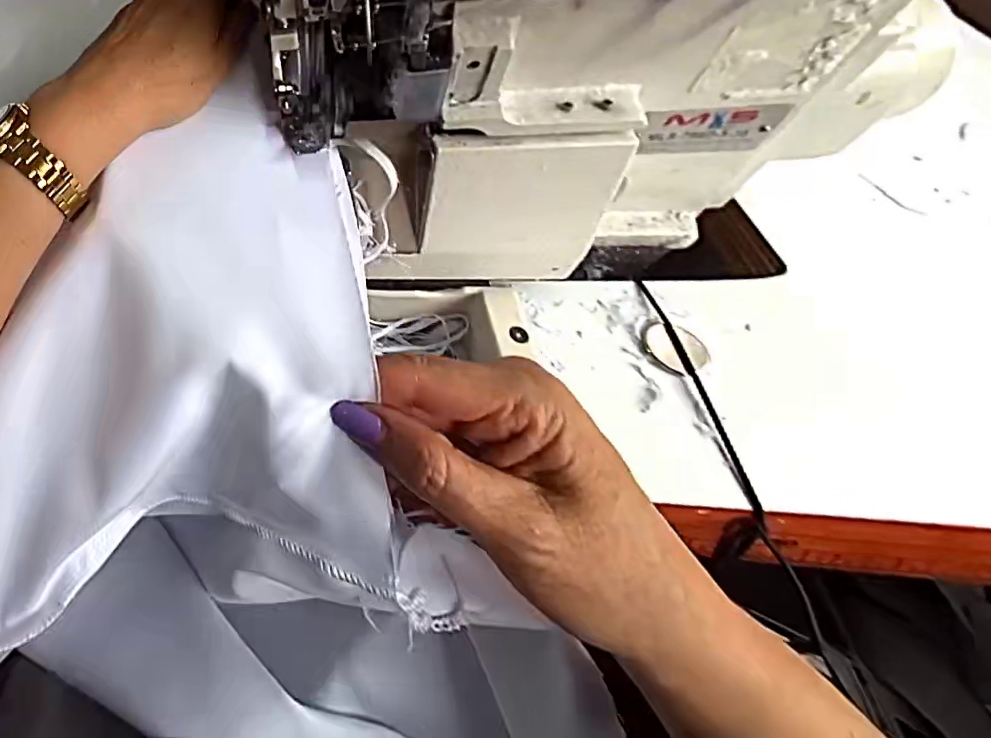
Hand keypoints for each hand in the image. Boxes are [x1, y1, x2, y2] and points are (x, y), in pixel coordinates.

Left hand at [29, 0, 251, 177]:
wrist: (106, 98)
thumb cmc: (156, 84)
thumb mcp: (219, 63)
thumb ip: (238, 28)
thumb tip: (248, 11)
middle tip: (231, 26)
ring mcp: (145, 2)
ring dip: (195, 14)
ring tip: (202, 51)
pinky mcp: (129, 18)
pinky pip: (160, 12)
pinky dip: (172, 27)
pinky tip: (175, 58)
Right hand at [332, 354, 729, 661]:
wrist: (658, 615)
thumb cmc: (618, 572)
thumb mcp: (516, 527)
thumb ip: (434, 469)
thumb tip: (367, 420)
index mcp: (525, 394)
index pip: (421, 375)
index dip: (370, 399)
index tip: (331, 430)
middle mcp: (510, 393)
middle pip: (414, 394)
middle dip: (381, 433)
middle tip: (357, 477)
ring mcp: (500, 418)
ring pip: (417, 420)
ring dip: (397, 458)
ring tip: (394, 499)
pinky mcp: (492, 443)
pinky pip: (433, 444)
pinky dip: (414, 473)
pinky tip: (415, 502)